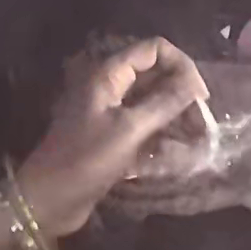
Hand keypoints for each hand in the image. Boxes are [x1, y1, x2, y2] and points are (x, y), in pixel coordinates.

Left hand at [16, 38, 209, 236]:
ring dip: (176, 117)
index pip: (154, 49)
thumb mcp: (129, 130)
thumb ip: (164, 103)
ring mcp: (112, 111)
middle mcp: (111, 86)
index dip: (181, 65)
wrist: (47, 200)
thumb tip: (194, 82)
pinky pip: (145, 126)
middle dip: (182, 94)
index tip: (200, 96)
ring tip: (198, 141)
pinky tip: (179, 154)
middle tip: (203, 124)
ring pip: (152, 102)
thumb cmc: (85, 160)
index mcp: (109, 74)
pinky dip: (163, 135)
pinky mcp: (113, 135)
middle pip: (155, 75)